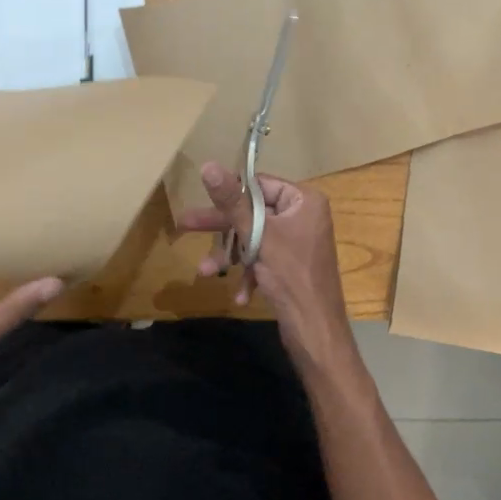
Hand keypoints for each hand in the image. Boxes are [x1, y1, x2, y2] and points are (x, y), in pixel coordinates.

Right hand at [178, 162, 355, 374]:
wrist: (316, 334)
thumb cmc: (291, 276)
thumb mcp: (258, 235)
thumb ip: (232, 201)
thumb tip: (208, 165)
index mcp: (304, 201)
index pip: (260, 184)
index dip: (232, 194)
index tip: (203, 199)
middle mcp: (303, 217)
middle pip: (254, 212)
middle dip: (222, 227)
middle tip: (184, 225)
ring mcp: (297, 243)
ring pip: (255, 239)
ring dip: (231, 256)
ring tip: (202, 271)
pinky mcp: (291, 267)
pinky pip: (264, 260)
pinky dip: (250, 274)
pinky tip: (241, 296)